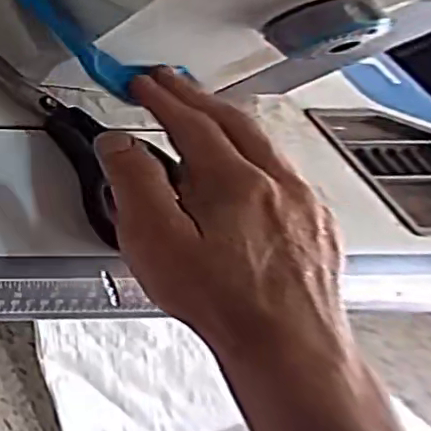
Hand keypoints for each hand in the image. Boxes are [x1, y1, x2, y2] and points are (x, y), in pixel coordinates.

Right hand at [94, 68, 353, 375]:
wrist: (286, 348)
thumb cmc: (218, 297)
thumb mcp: (151, 235)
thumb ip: (131, 179)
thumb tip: (118, 142)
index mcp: (233, 182)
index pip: (191, 122)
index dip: (160, 97)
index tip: (139, 82)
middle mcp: (276, 185)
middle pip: (233, 122)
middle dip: (193, 96)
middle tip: (166, 82)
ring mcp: (301, 205)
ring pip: (261, 142)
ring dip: (222, 118)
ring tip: (197, 109)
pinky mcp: (312, 225)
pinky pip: (279, 167)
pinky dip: (249, 146)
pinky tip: (237, 157)